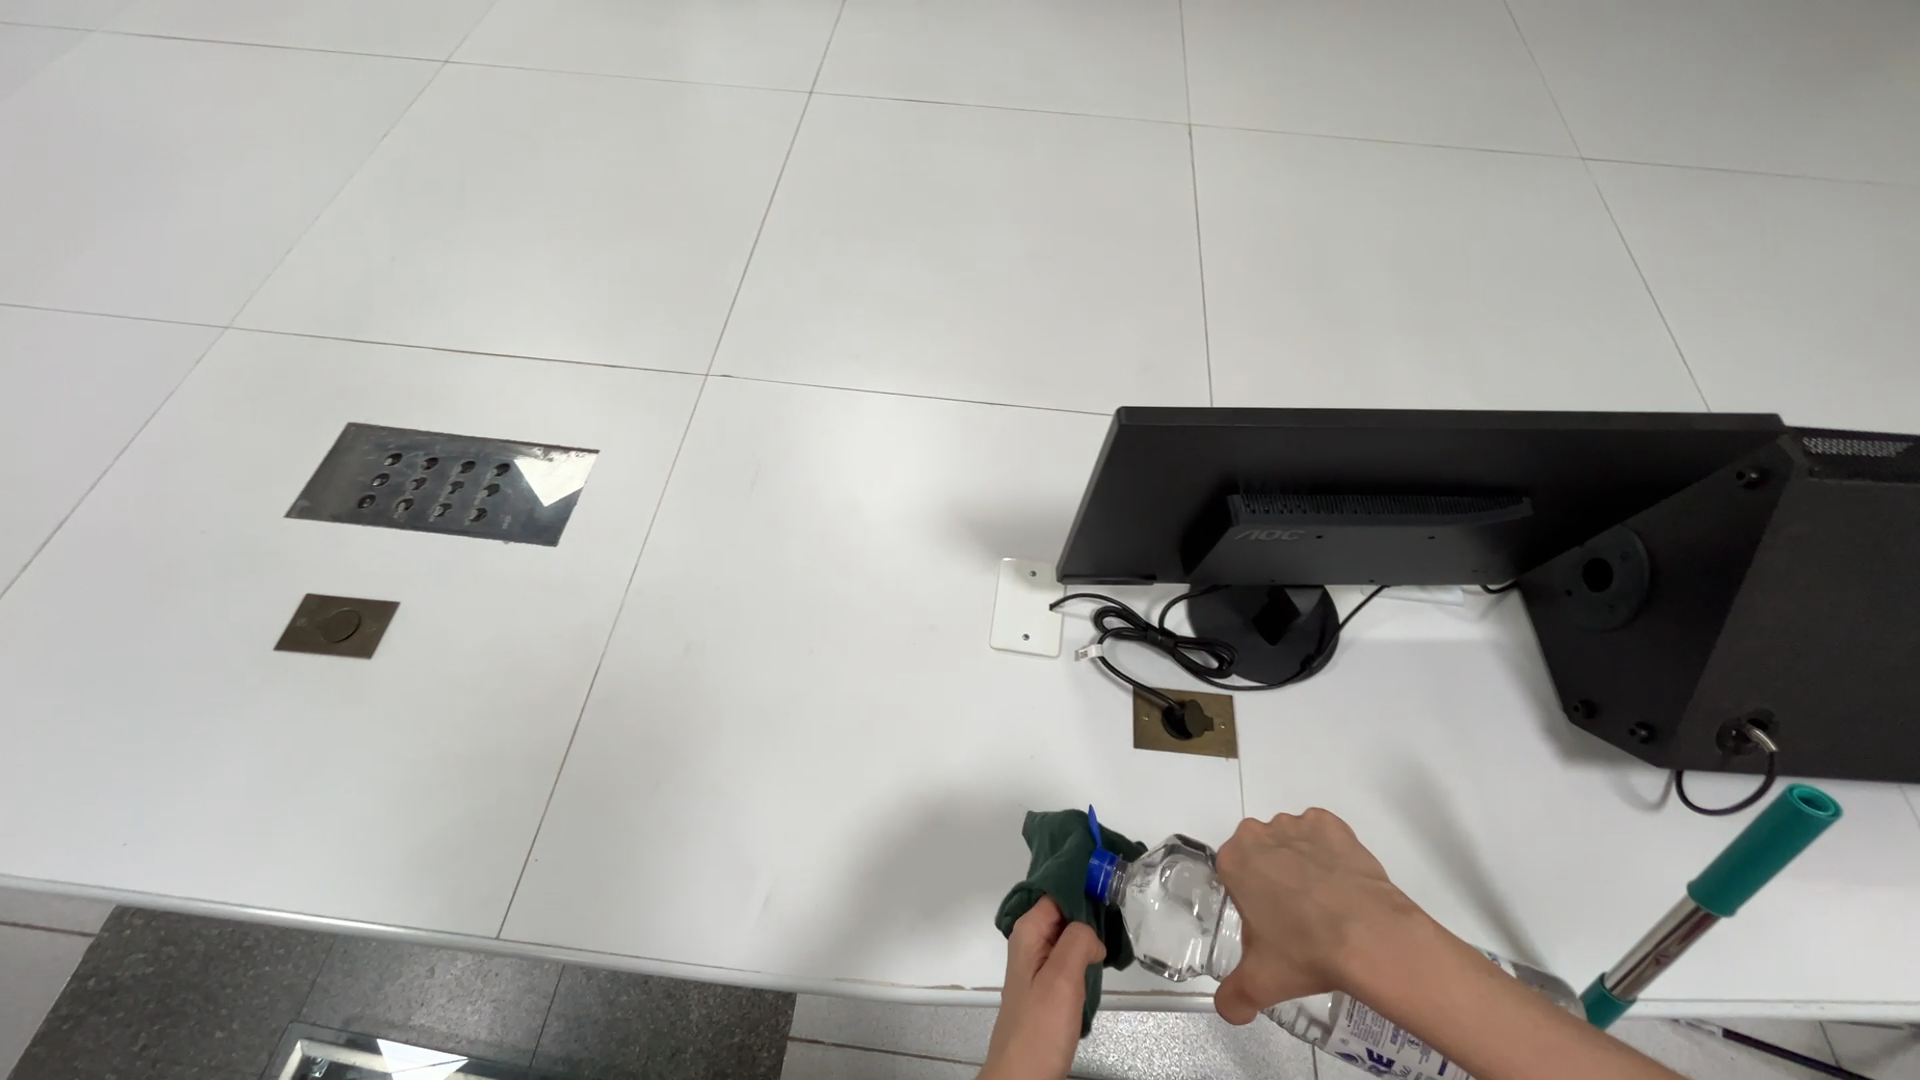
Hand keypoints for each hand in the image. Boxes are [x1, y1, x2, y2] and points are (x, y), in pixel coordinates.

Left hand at [979, 896, 1106, 1079]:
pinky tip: (1105, 957)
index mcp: (1028, 931)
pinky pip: (1071, 954)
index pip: (1057, 889)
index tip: (1111, 879)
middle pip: (1065, 908)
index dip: (1083, 883)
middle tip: (1122, 904)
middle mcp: (1031, 940)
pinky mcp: (1049, 982)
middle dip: (1091, 906)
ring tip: (1119, 928)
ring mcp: (1039, 962)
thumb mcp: (1062, 977)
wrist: (1024, 1076)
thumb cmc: (1039, 1027)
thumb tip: (1093, 932)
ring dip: (1091, 930)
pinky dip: (1088, 952)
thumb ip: (1078, 940)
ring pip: (1070, 932)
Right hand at [1213, 808, 1423, 1024]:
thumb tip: (1229, 1010)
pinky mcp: (1332, 825)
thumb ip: (1233, 996)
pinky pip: (1322, 834)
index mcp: (1233, 862)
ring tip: (1326, 902)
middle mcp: (1258, 834)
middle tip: (1296, 915)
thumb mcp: (1260, 982)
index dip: (1250, 898)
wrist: (1369, 937)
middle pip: (1260, 854)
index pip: (1233, 874)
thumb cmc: (1305, 951)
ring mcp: (1297, 826)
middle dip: (1273, 876)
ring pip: (1291, 841)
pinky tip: (1341, 881)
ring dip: (1301, 862)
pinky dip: (1330, 851)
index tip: (1269, 921)